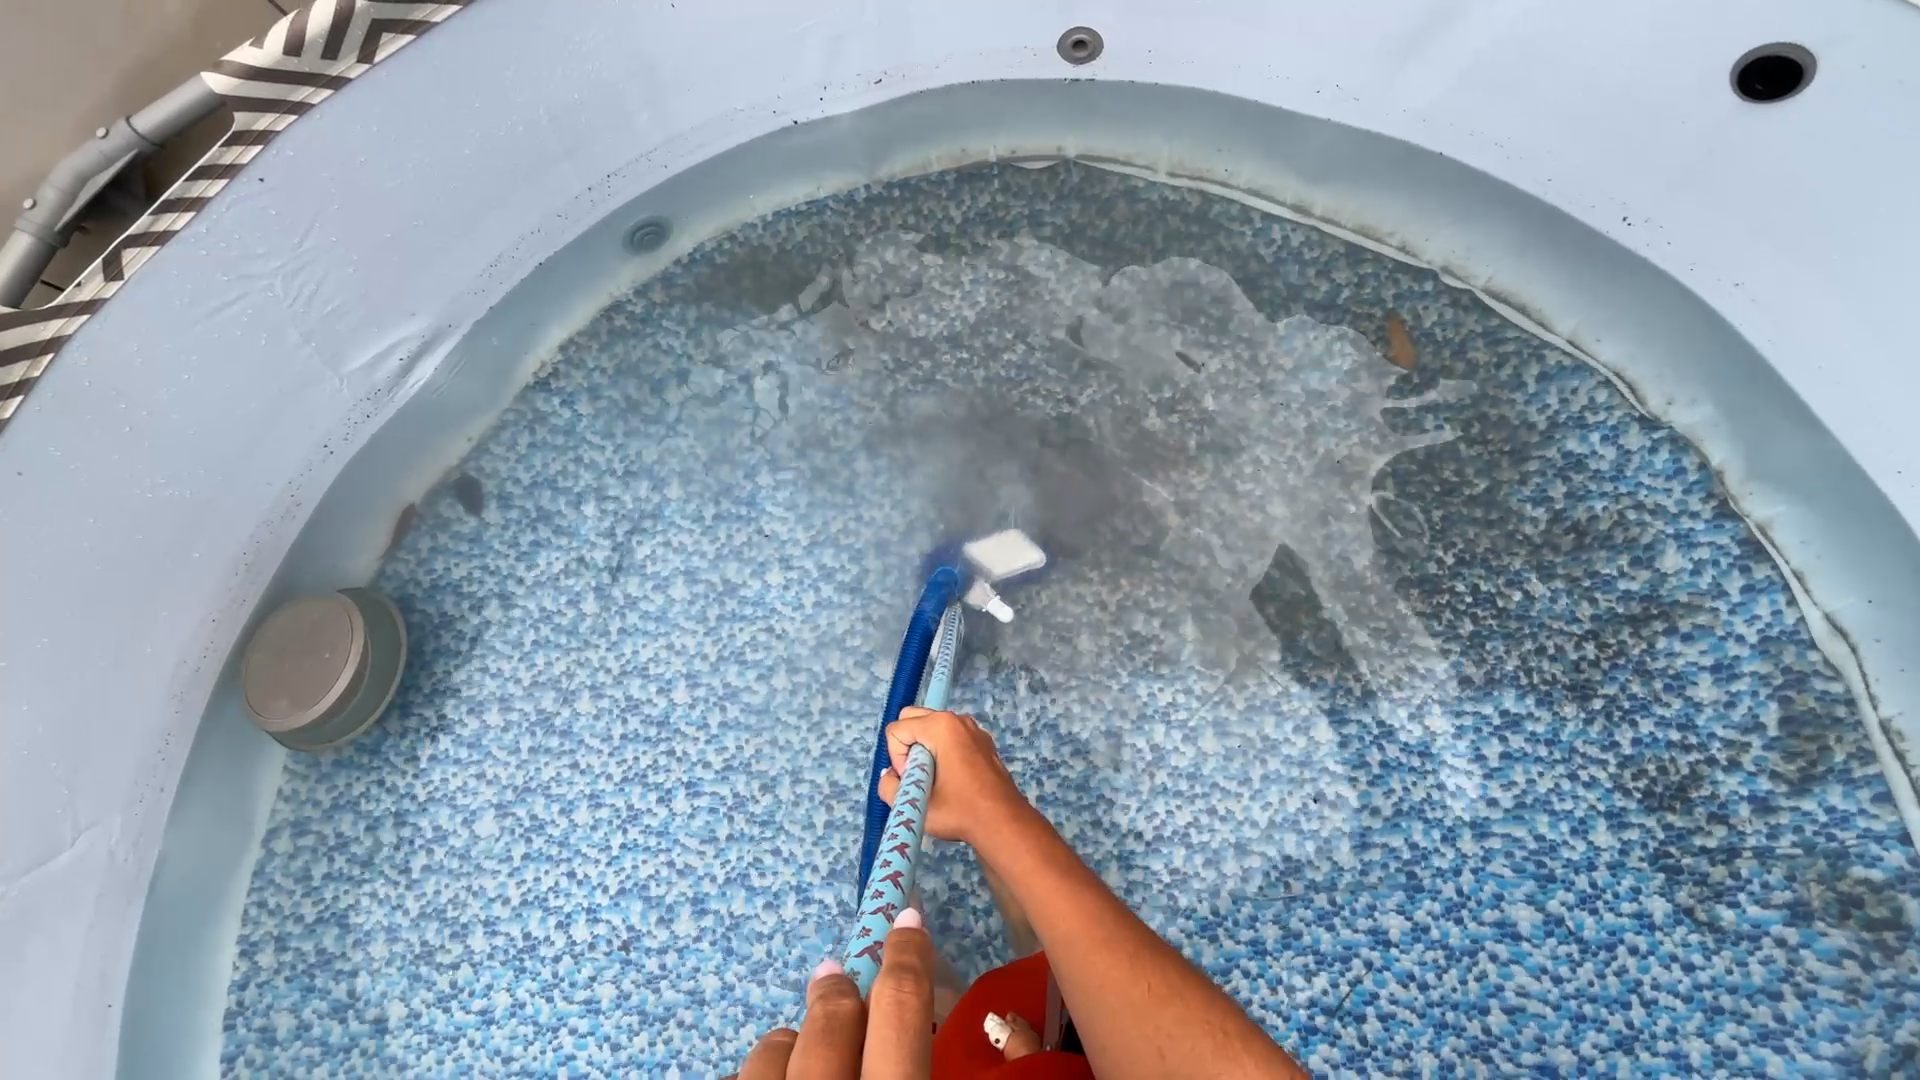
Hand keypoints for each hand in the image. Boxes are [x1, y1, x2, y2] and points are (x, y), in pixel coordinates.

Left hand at [729, 911, 934, 1078]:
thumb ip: (914, 1062)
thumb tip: (919, 1022)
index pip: (900, 1006)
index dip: (906, 955)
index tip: (909, 923)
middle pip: (832, 1015)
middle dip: (837, 992)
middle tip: (837, 981)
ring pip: (776, 1047)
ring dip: (794, 1044)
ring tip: (806, 1063)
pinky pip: (739, 1079)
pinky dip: (764, 1076)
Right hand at [878, 708, 1030, 845]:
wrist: (1003, 822)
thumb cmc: (960, 811)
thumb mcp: (914, 804)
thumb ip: (889, 787)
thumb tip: (891, 775)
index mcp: (940, 726)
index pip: (896, 730)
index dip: (897, 758)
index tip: (913, 780)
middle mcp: (956, 719)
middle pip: (912, 718)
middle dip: (907, 746)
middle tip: (918, 775)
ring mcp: (972, 728)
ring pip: (931, 726)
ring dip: (923, 748)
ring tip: (934, 779)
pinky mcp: (982, 740)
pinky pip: (949, 735)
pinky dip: (942, 749)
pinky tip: (952, 778)